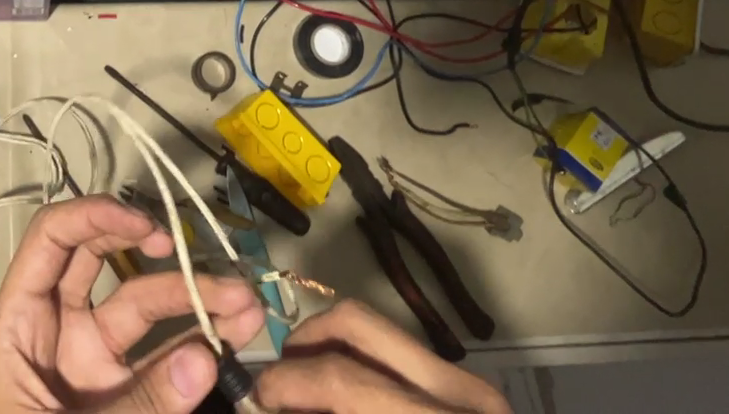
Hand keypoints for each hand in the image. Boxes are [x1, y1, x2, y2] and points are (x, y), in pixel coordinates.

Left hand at [0, 195, 268, 413]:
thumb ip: (143, 402)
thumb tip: (207, 354)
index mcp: (20, 322)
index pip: (51, 241)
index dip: (93, 217)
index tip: (144, 223)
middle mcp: (57, 326)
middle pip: (100, 260)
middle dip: (151, 248)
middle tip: (191, 250)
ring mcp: (93, 357)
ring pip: (144, 305)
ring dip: (194, 297)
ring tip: (245, 302)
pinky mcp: (124, 390)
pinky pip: (165, 355)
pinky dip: (200, 342)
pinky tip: (236, 333)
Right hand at [257, 301, 509, 413]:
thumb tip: (275, 405)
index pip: (342, 378)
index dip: (284, 383)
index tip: (255, 400)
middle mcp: (459, 395)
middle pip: (354, 324)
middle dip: (299, 346)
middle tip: (275, 383)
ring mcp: (471, 389)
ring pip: (374, 329)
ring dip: (326, 348)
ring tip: (305, 387)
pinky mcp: (473, 392)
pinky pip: (397, 353)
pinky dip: (357, 363)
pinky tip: (345, 398)